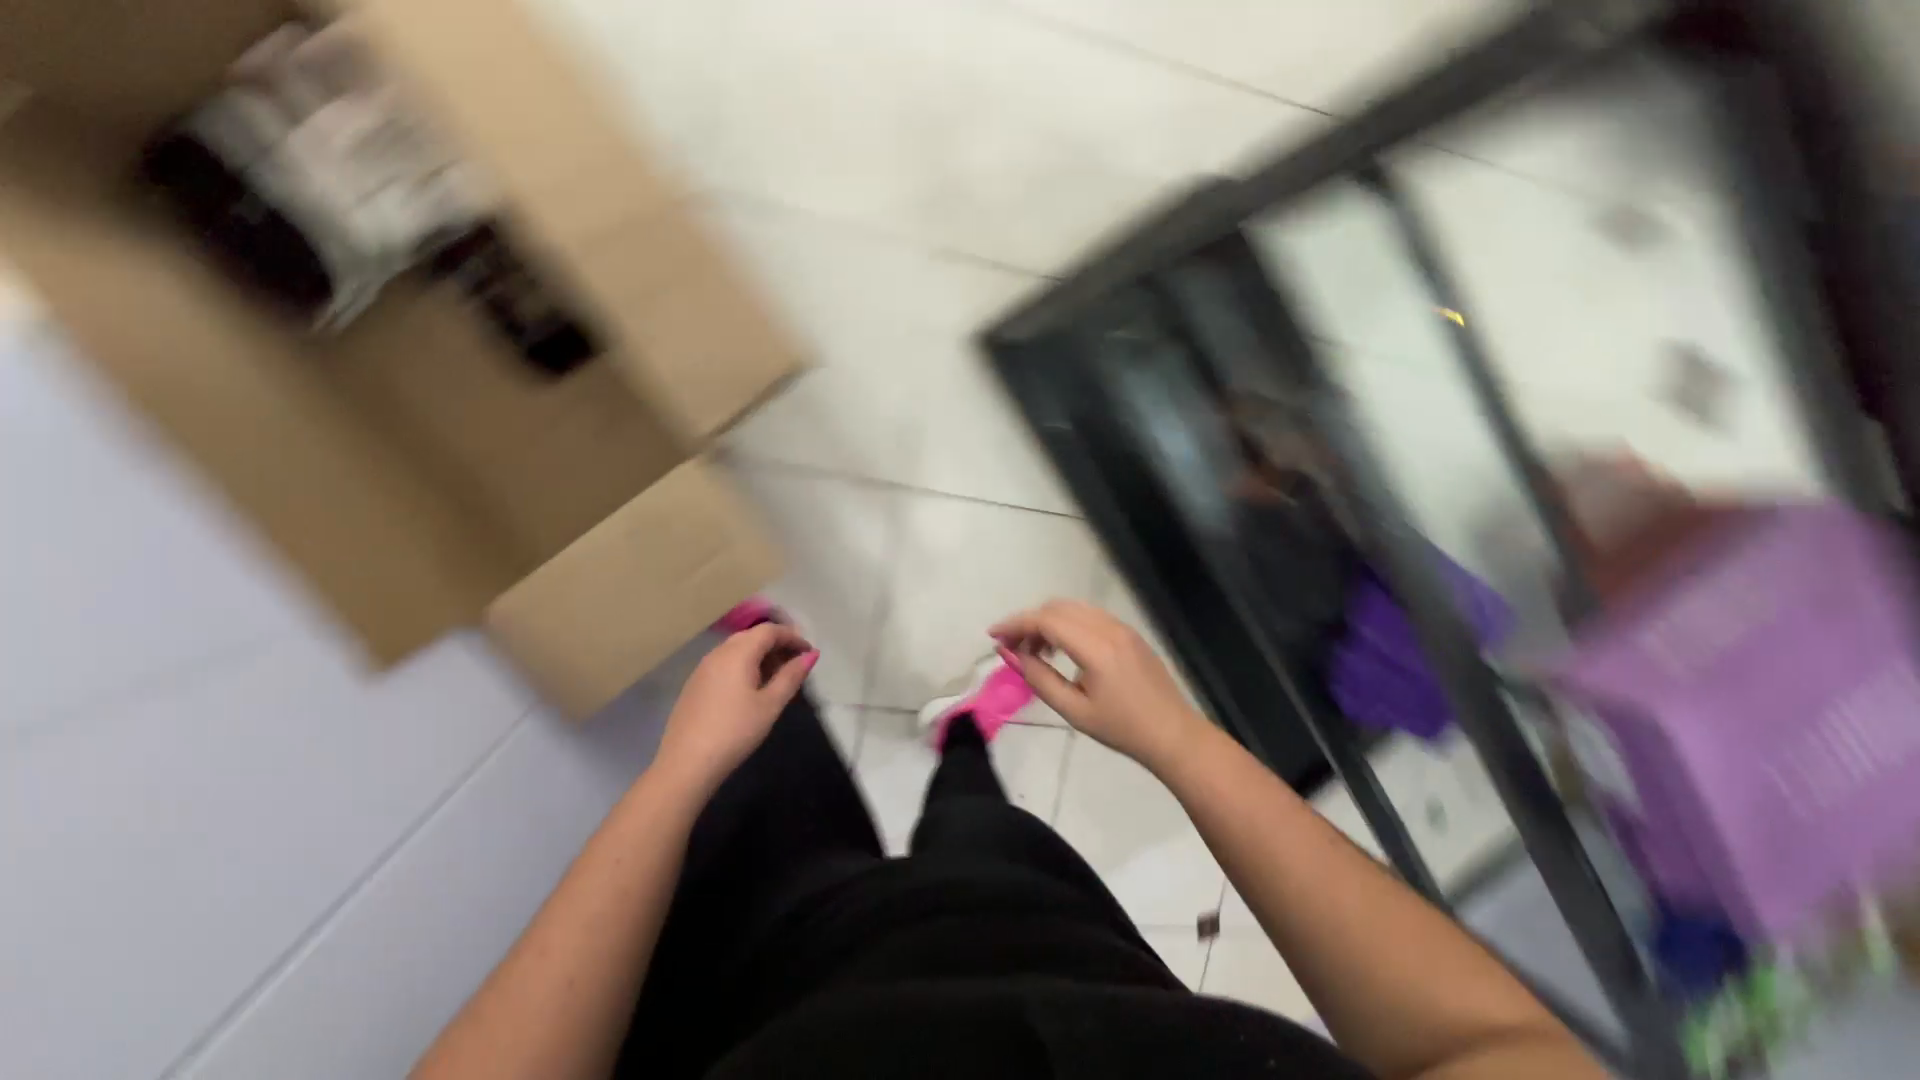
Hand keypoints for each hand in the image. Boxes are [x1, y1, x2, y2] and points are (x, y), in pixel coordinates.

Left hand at [655, 623, 816, 795]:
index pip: (769, 630)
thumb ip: (791, 676)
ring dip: (759, 655)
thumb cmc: (736, 731)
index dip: (792, 636)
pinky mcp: (695, 683)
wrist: (687, 762)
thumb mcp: (770, 705)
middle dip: (776, 644)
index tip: (809, 652)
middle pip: (751, 636)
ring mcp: (702, 668)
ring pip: (736, 649)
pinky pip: (724, 663)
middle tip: (795, 664)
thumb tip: (810, 655)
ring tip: (776, 678)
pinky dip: (743, 665)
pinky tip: (750, 689)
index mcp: (738, 653)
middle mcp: (718, 653)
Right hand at [990, 599, 1209, 771]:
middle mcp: (1110, 628)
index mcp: (1096, 648)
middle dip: (1029, 622)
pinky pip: (1090, 616)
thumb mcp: (1073, 710)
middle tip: (1011, 648)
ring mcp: (1122, 628)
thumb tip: (1009, 654)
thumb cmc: (1121, 728)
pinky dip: (1067, 624)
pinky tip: (1061, 650)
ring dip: (1048, 622)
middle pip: (1058, 607)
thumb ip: (1038, 678)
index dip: (1015, 624)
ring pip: (1074, 608)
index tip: (993, 637)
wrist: (1172, 734)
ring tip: (1035, 652)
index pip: (1046, 620)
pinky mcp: (1129, 633)